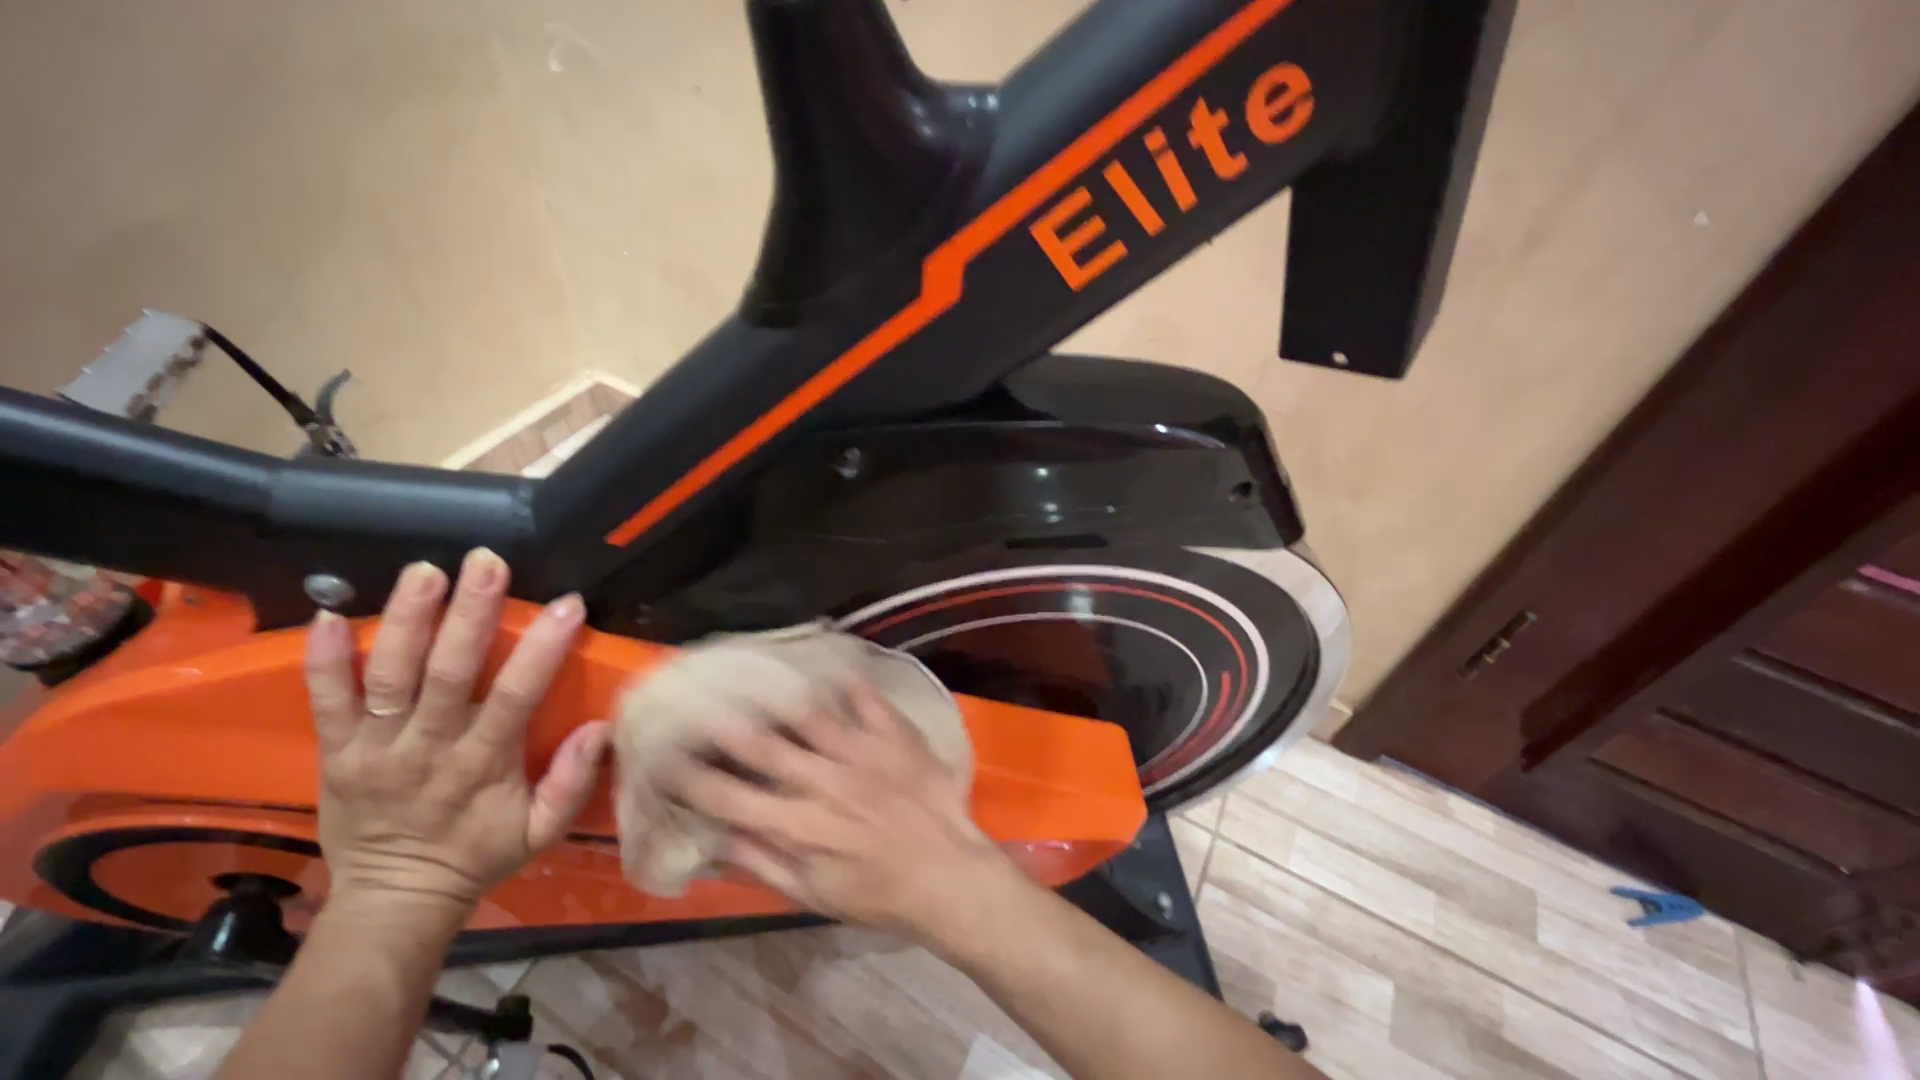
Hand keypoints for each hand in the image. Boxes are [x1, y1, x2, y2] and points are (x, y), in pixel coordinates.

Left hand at [303, 548, 610, 914]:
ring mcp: (375, 748)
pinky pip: (325, 701)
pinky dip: (322, 659)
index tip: (567, 604)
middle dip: (469, 614)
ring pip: (389, 676)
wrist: (396, 897)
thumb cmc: (478, 855)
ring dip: (406, 620)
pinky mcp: (335, 751)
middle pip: (448, 673)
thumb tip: (601, 728)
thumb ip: (570, 784)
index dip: (542, 648)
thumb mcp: (539, 833)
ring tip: (423, 571)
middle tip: (485, 562)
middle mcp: (427, 748)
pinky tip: (326, 615)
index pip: (515, 696)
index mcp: (481, 765)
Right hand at [659, 687, 1023, 944]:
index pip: (727, 796)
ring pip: (807, 712)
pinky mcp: (894, 736)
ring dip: (772, 692)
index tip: (661, 757)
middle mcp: (822, 780)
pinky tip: (826, 662)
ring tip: (747, 671)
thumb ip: (760, 863)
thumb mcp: (811, 894)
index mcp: (796, 824)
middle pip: (759, 743)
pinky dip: (845, 680)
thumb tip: (711, 839)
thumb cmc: (877, 894)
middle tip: (693, 699)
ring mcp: (861, 751)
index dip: (688, 777)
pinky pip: (865, 698)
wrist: (950, 876)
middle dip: (719, 721)